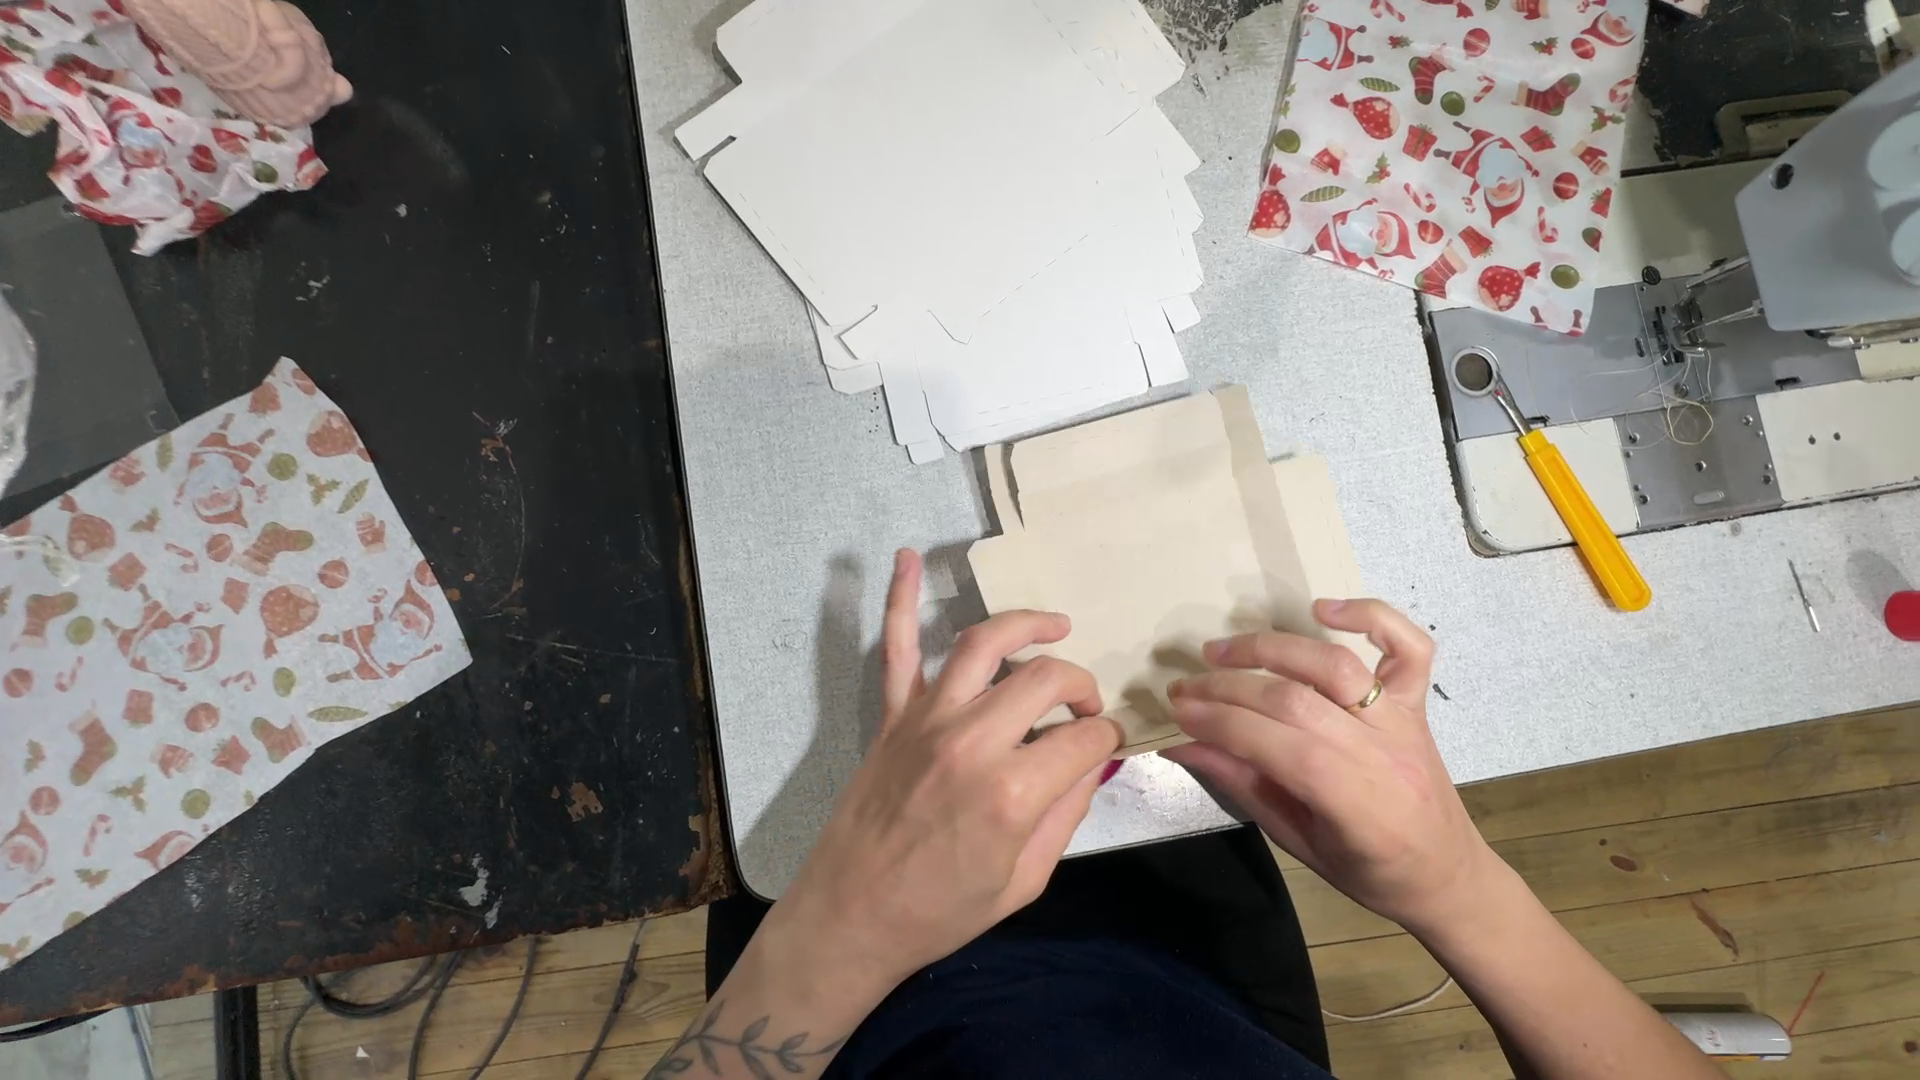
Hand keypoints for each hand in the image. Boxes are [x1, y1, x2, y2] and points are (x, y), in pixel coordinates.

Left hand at [765, 549, 1122, 993]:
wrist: (853, 914)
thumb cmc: (942, 910)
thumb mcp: (1025, 880)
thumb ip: (1068, 812)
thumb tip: (1094, 759)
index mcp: (1012, 793)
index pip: (1085, 738)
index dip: (1106, 739)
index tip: (1105, 744)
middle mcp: (971, 741)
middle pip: (1045, 679)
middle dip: (1081, 686)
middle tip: (1087, 706)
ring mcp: (926, 719)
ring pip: (983, 644)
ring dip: (1026, 624)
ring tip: (1056, 624)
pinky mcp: (892, 714)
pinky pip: (893, 644)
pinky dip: (898, 597)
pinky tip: (907, 556)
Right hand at [1161, 599, 1492, 934]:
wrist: (1447, 876)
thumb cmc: (1368, 870)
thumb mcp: (1294, 841)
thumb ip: (1239, 785)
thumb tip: (1180, 745)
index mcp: (1357, 806)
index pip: (1276, 747)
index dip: (1219, 724)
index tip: (1177, 714)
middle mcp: (1383, 753)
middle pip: (1294, 701)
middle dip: (1226, 689)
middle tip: (1183, 689)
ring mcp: (1403, 721)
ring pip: (1334, 665)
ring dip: (1269, 649)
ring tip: (1219, 651)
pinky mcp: (1416, 703)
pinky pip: (1407, 647)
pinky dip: (1371, 616)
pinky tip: (1323, 608)